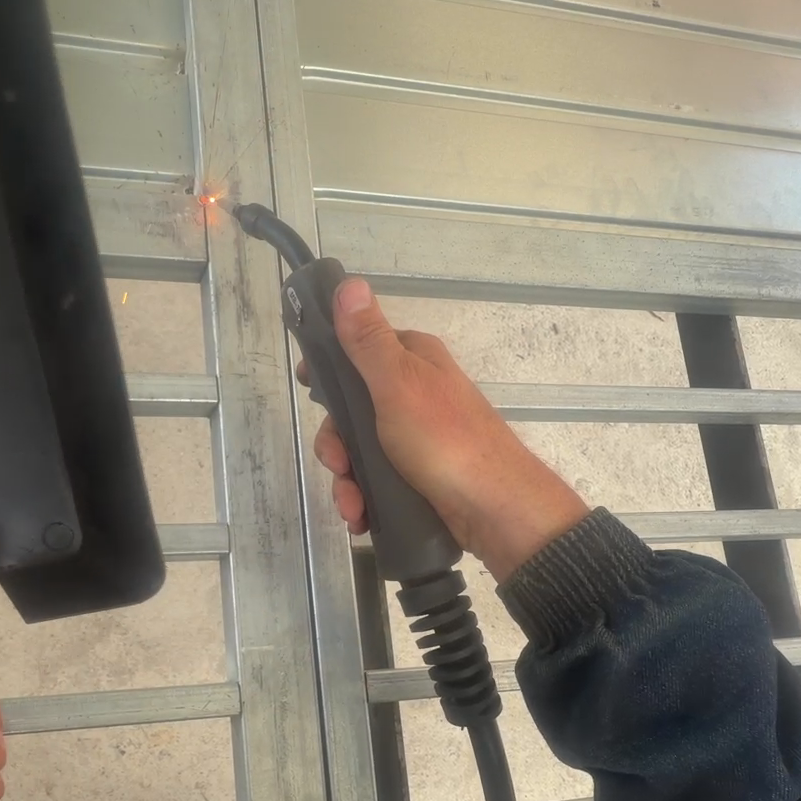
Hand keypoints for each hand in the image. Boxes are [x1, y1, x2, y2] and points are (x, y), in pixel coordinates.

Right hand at [310, 278, 588, 578]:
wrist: (493, 508)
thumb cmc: (444, 439)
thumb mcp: (398, 384)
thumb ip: (368, 341)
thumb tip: (349, 284)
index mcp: (412, 361)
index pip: (357, 351)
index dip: (328, 371)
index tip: (308, 389)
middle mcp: (413, 394)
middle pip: (351, 410)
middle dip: (337, 445)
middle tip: (338, 466)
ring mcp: (415, 436)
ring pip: (360, 450)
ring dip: (347, 481)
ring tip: (353, 506)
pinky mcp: (417, 474)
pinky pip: (376, 480)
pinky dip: (364, 498)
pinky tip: (362, 515)